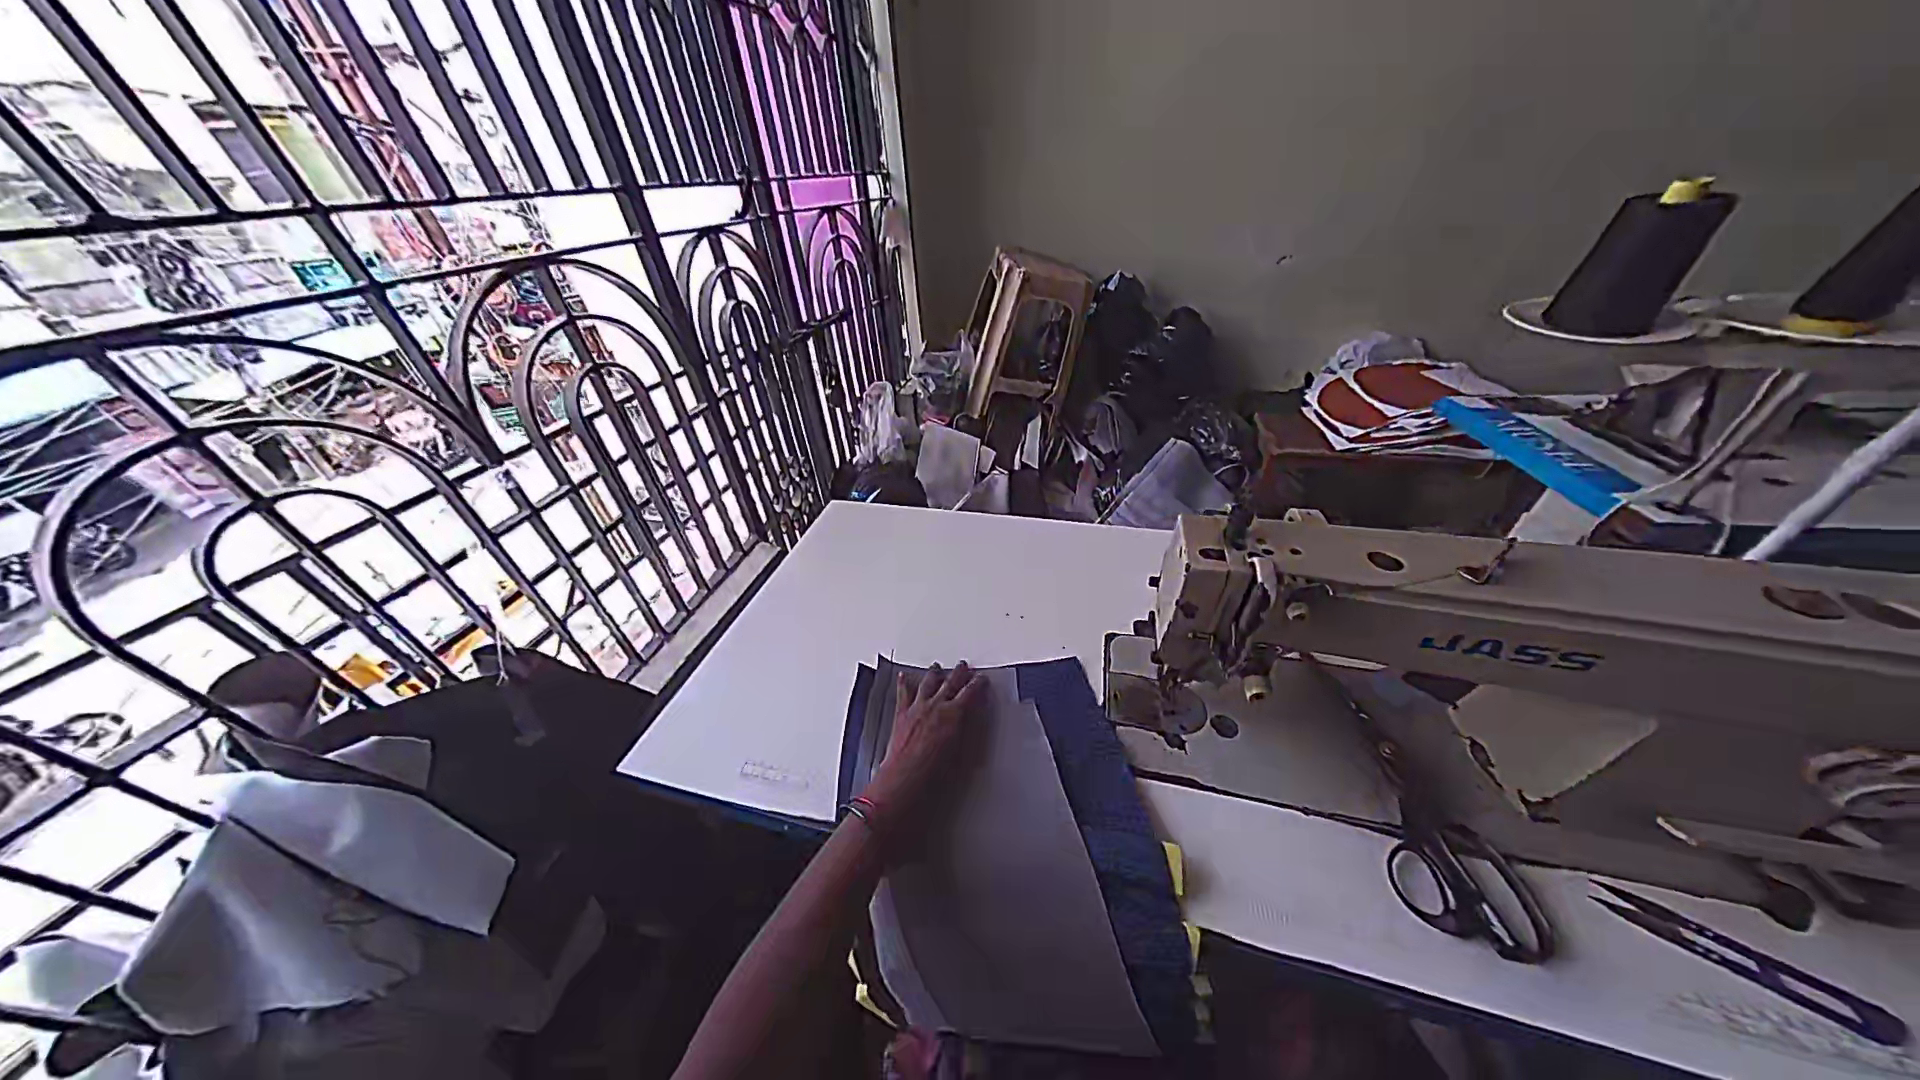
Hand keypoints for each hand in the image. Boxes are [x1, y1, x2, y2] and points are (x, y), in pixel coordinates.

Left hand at [859, 663, 985, 849]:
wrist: (905, 777)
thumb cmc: (936, 772)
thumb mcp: (961, 752)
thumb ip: (966, 731)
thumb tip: (970, 720)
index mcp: (954, 714)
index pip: (970, 693)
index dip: (977, 685)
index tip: (981, 679)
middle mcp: (936, 705)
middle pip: (950, 683)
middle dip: (958, 673)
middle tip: (964, 666)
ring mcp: (917, 707)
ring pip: (928, 683)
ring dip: (934, 674)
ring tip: (937, 667)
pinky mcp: (902, 714)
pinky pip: (903, 693)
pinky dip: (903, 683)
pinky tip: (903, 676)